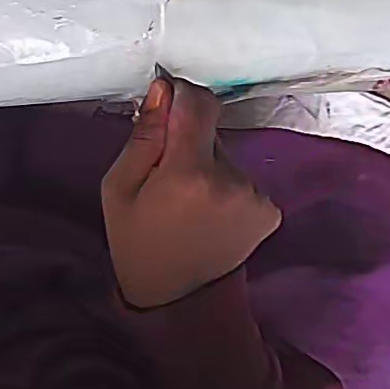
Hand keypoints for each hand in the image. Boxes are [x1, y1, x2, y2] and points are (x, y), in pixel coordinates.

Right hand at [102, 78, 283, 307]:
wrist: (176, 297)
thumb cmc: (136, 239)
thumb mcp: (118, 187)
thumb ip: (143, 137)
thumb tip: (163, 91)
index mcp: (189, 173)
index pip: (198, 103)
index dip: (180, 95)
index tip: (164, 104)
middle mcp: (231, 180)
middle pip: (210, 130)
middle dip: (187, 140)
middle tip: (164, 175)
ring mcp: (256, 196)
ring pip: (225, 154)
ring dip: (206, 163)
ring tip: (186, 200)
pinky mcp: (270, 210)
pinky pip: (241, 177)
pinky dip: (223, 184)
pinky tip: (207, 211)